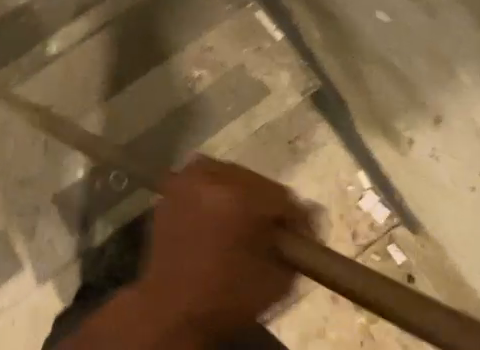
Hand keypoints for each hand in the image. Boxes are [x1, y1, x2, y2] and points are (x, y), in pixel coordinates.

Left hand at [136, 156, 309, 337]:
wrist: (173, 307)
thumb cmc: (228, 298)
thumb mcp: (277, 280)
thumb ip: (297, 248)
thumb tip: (309, 223)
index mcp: (238, 198)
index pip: (282, 197)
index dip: (297, 218)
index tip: (302, 237)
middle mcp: (210, 177)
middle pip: (255, 181)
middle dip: (269, 203)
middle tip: (275, 229)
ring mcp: (186, 178)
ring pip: (228, 173)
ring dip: (242, 192)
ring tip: (247, 220)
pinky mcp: (171, 187)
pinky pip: (203, 178)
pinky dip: (216, 190)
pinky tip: (220, 213)